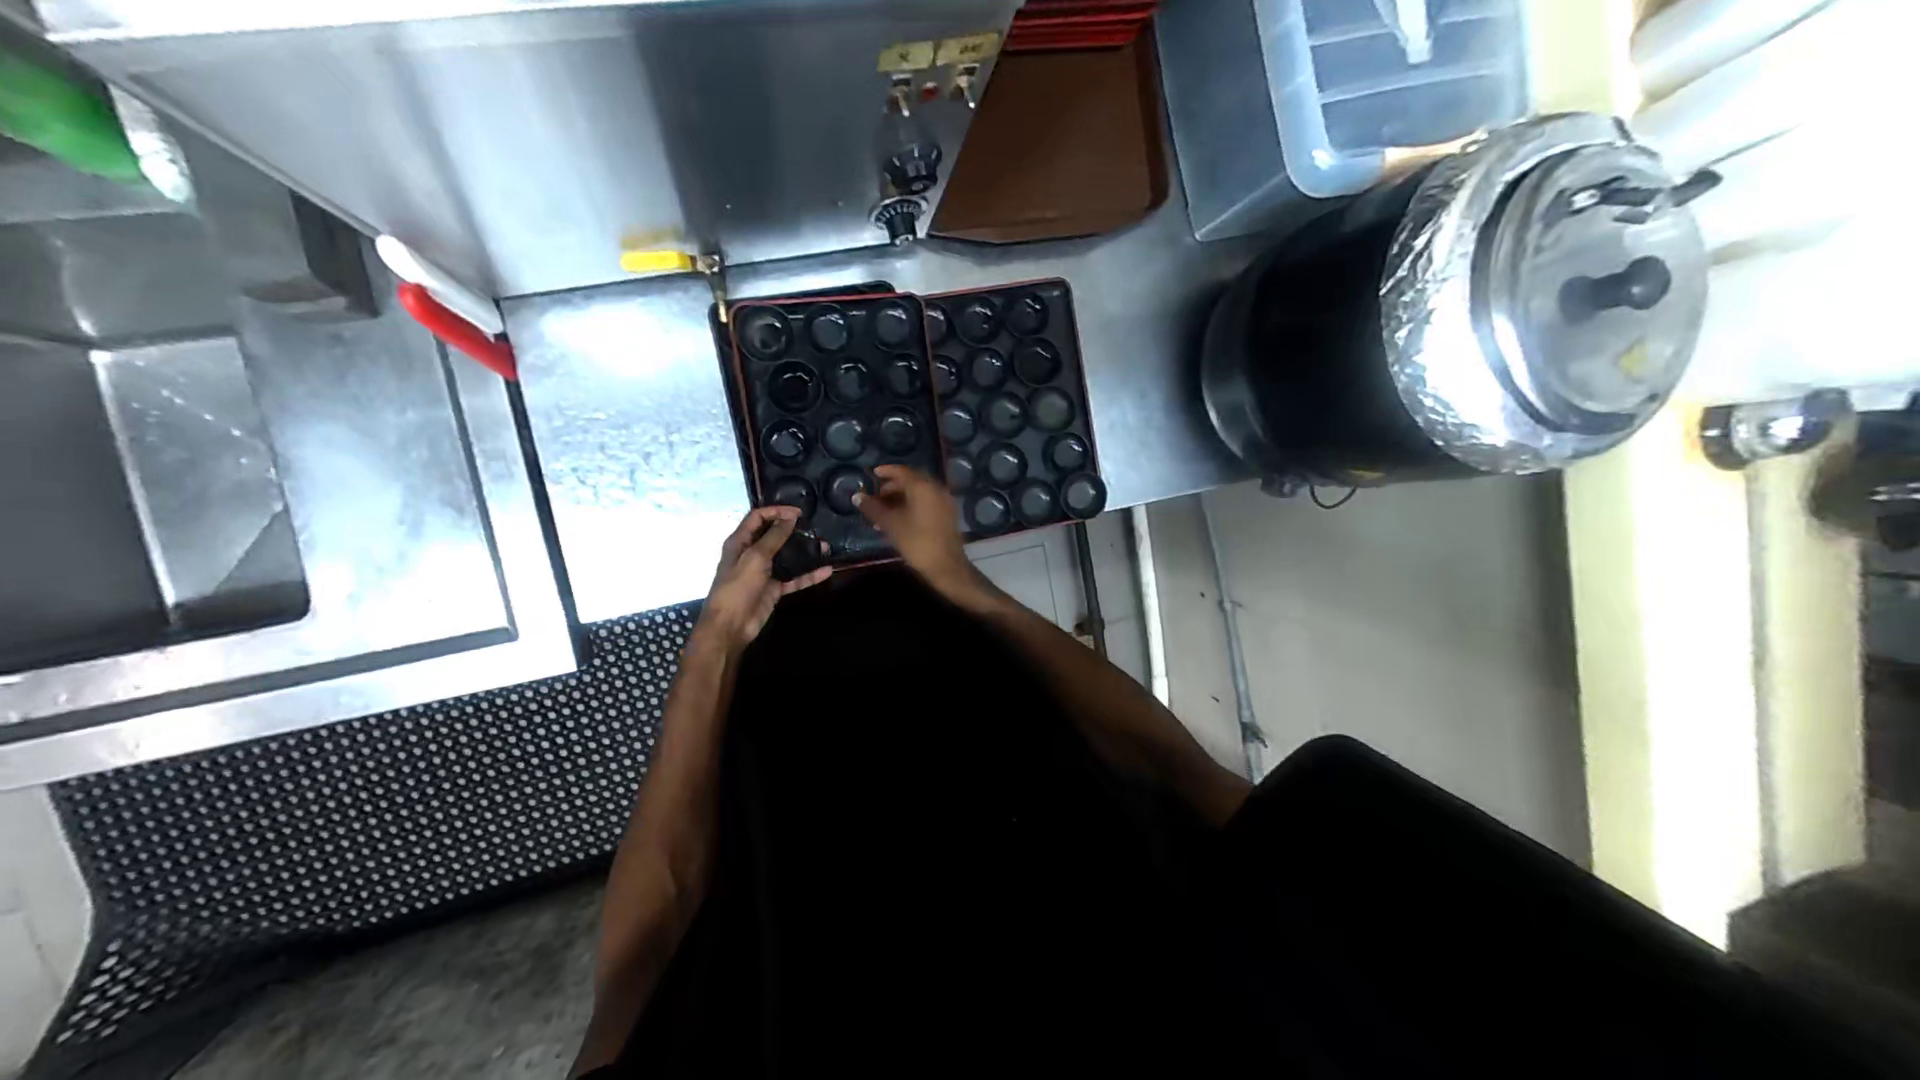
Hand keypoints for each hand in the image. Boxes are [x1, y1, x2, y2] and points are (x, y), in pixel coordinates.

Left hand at [696, 505, 830, 651]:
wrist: (730, 626)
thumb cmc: (737, 587)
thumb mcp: (755, 558)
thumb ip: (773, 537)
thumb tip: (790, 517)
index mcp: (740, 542)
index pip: (758, 517)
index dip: (777, 511)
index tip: (800, 513)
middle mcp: (752, 554)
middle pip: (774, 535)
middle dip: (793, 529)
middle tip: (814, 527)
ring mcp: (764, 572)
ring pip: (787, 557)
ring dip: (804, 552)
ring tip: (825, 546)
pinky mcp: (774, 589)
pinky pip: (794, 578)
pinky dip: (809, 575)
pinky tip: (827, 571)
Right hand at [854, 465, 990, 604]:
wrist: (947, 566)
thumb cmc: (917, 543)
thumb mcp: (891, 525)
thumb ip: (873, 508)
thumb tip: (856, 496)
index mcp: (923, 487)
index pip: (902, 471)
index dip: (885, 471)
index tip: (872, 473)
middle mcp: (936, 489)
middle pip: (910, 482)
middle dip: (891, 488)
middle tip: (875, 498)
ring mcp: (944, 502)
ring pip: (918, 494)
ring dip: (899, 499)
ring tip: (882, 514)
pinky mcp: (947, 514)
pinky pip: (926, 503)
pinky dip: (911, 506)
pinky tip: (897, 520)